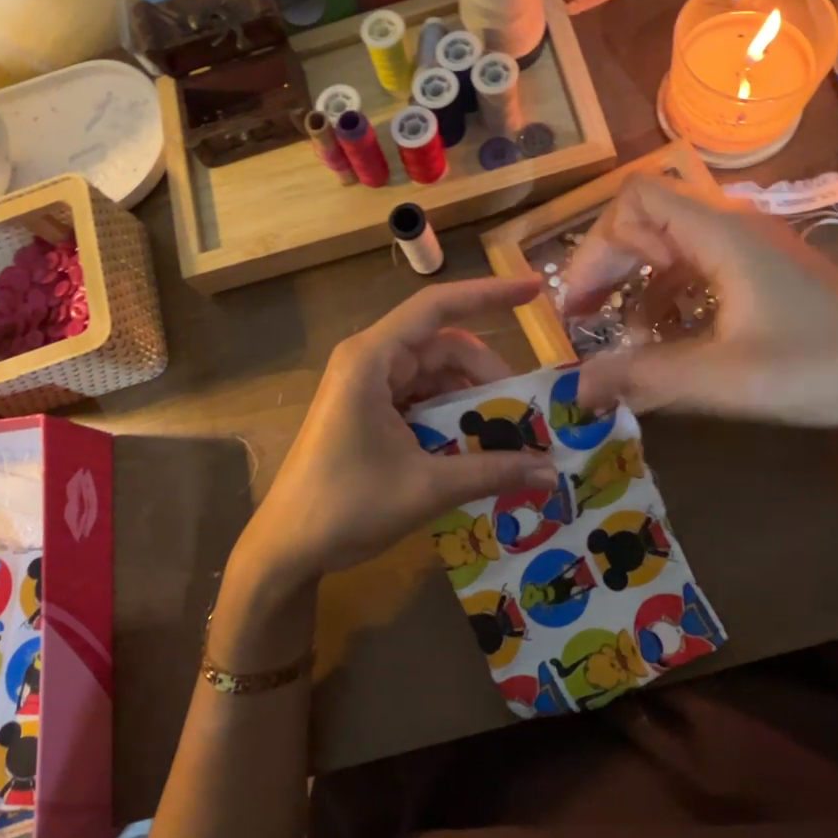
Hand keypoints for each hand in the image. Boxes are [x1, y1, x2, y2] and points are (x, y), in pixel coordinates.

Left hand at [234, 278, 559, 585]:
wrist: (286, 547)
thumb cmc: (346, 506)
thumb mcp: (427, 487)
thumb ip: (492, 472)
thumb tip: (551, 471)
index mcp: (372, 360)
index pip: (437, 308)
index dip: (488, 295)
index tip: (532, 290)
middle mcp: (367, 362)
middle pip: (442, 347)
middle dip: (487, 375)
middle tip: (525, 413)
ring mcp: (363, 387)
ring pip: (432, 376)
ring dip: (470, 400)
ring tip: (507, 435)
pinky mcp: (364, 412)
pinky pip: (418, 400)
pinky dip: (448, 418)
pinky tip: (473, 447)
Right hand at [567, 175, 837, 425]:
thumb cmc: (822, 367)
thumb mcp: (725, 379)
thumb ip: (645, 376)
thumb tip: (577, 386)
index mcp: (720, 235)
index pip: (635, 200)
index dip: (598, 245)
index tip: (585, 304)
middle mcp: (731, 228)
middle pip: (645, 220)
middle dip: (606, 267)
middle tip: (583, 320)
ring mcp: (750, 250)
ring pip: (669, 246)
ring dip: (635, 285)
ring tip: (620, 337)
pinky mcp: (763, 274)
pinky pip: (696, 269)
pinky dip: (667, 298)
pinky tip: (666, 340)